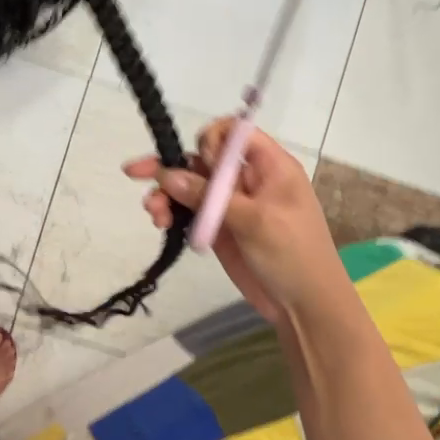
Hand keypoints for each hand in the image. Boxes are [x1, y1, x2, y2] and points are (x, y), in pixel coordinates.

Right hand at [124, 120, 344, 321]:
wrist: (304, 306)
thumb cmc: (293, 255)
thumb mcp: (255, 222)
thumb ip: (209, 197)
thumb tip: (166, 175)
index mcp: (268, 167)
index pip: (234, 133)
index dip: (210, 141)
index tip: (198, 163)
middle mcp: (246, 179)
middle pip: (201, 159)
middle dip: (170, 167)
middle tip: (135, 173)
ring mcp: (229, 204)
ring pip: (188, 186)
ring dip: (165, 195)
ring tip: (154, 215)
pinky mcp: (217, 227)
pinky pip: (187, 211)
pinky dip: (171, 213)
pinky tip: (162, 223)